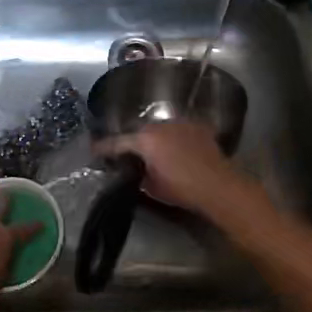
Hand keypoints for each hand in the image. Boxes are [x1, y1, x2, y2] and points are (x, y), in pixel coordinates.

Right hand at [97, 121, 252, 214]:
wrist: (217, 185)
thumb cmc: (181, 188)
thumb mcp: (151, 187)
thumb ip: (138, 174)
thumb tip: (134, 170)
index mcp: (145, 140)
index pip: (118, 143)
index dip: (104, 148)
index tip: (94, 150)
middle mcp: (161, 125)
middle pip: (140, 133)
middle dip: (134, 143)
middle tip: (129, 155)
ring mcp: (182, 123)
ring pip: (161, 129)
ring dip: (155, 138)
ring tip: (155, 151)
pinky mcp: (198, 127)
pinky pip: (179, 130)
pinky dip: (174, 138)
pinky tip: (177, 148)